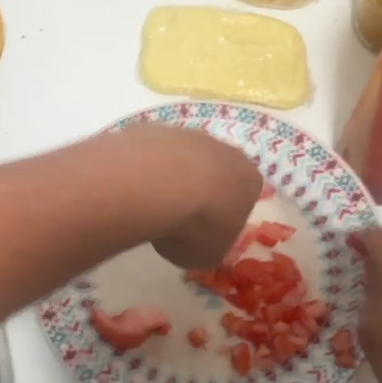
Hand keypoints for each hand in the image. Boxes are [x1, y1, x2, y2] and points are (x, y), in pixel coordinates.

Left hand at [100, 123, 262, 268]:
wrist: (157, 187)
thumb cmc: (197, 227)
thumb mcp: (210, 254)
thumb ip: (211, 244)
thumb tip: (200, 241)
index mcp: (249, 180)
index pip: (244, 195)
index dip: (225, 215)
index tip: (206, 231)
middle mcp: (224, 150)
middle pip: (214, 170)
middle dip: (198, 190)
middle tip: (177, 217)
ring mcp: (188, 134)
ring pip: (181, 157)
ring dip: (169, 177)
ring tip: (150, 205)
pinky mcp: (155, 129)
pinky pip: (152, 153)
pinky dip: (144, 169)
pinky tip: (132, 189)